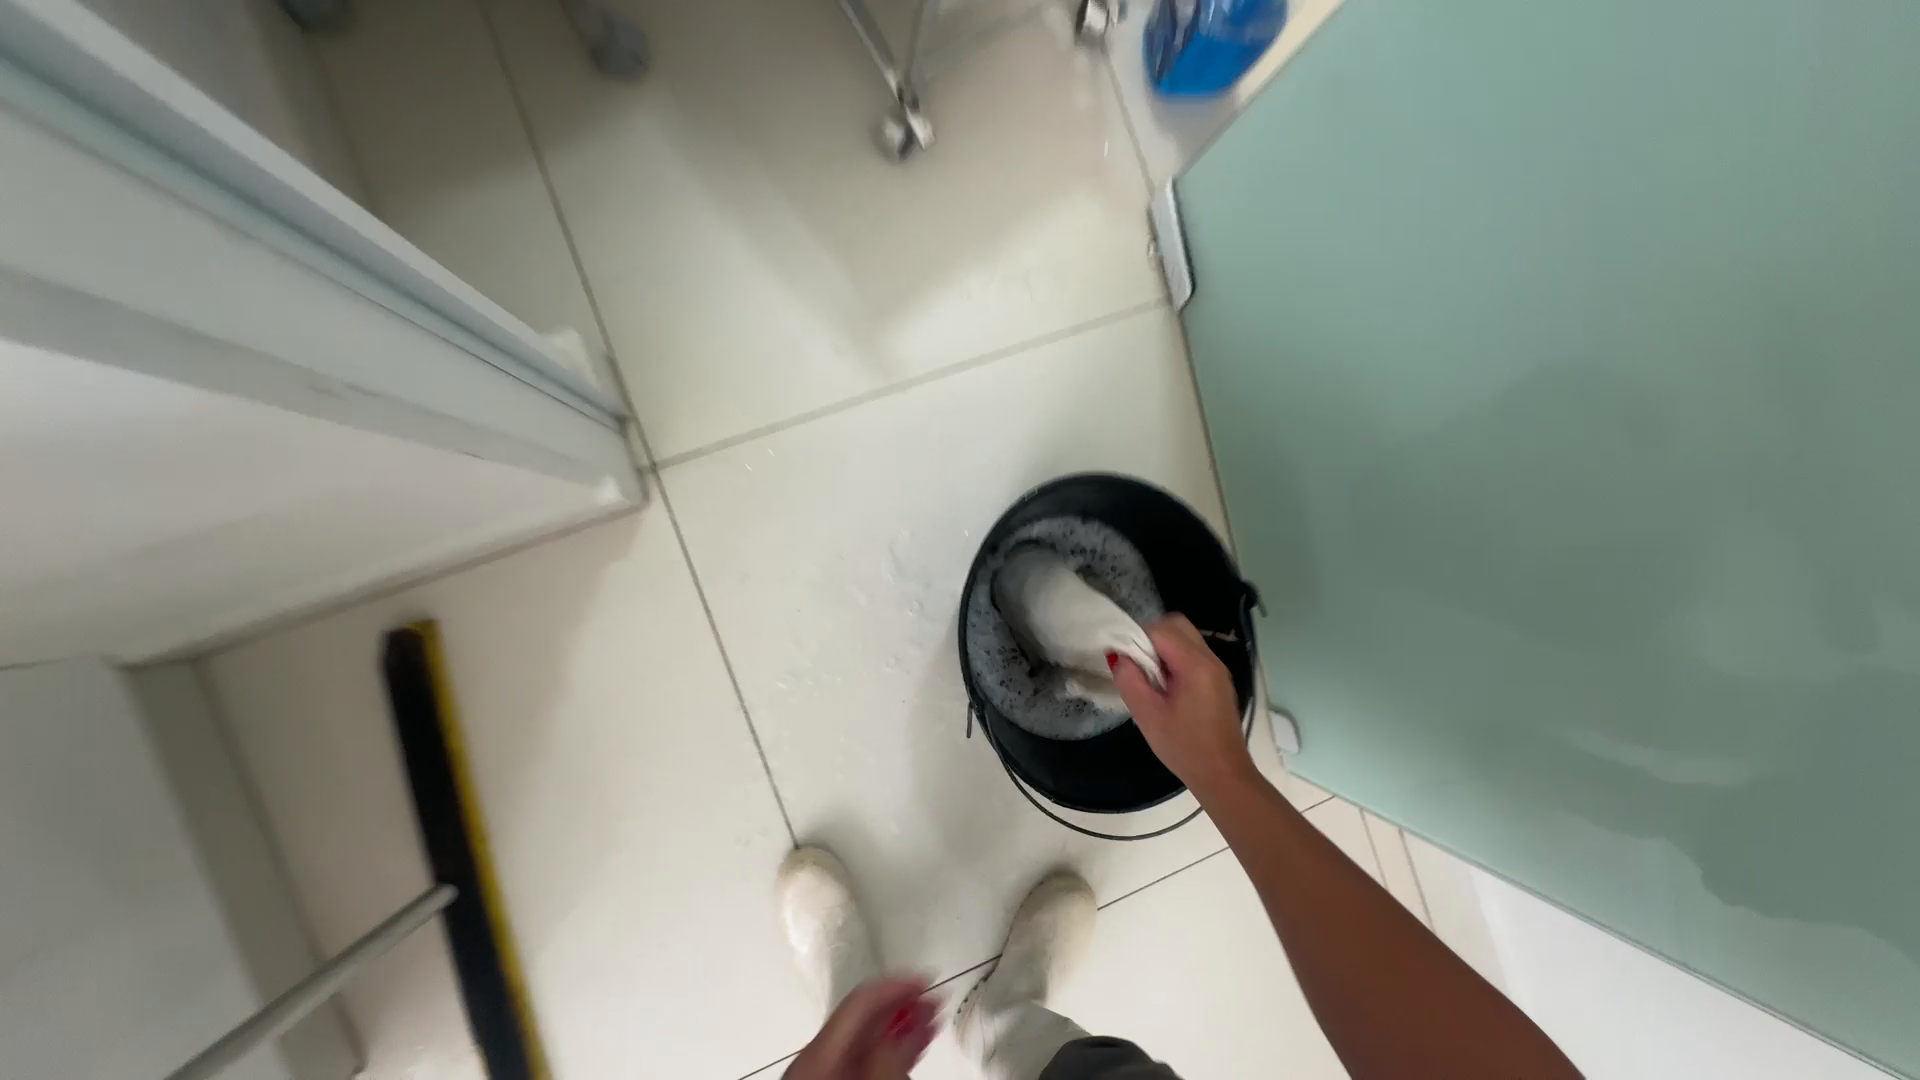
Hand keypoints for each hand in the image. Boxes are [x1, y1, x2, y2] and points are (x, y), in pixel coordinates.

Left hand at [786, 975, 938, 1079]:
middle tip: (934, 997)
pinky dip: (890, 1053)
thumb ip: (886, 1062)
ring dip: (901, 1028)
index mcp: (815, 1059)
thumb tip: (905, 1025)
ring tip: (930, 1020)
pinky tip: (910, 1052)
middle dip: (902, 1005)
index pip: (859, 1002)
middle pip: (863, 1020)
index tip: (926, 979)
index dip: (896, 984)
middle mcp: (813, 1064)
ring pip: (866, 1042)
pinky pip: (863, 1063)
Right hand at [1110, 614, 1257, 798]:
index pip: (1161, 629)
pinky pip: (1193, 655)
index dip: (1138, 640)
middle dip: (1152, 637)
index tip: (1127, 663)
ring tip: (1151, 680)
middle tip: (1138, 666)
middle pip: (1177, 625)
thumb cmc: (1184, 747)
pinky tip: (1167, 690)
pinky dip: (1176, 660)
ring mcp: (1218, 670)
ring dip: (1164, 649)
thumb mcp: (1147, 714)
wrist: (1223, 776)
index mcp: (1195, 664)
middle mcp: (1210, 659)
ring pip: (1186, 638)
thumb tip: (1118, 655)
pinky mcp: (1218, 681)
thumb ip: (1129, 679)